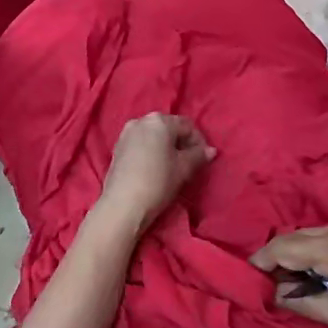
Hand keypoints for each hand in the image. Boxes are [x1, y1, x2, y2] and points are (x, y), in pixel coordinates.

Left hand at [96, 113, 214, 230]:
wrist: (123, 206)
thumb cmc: (158, 182)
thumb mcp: (184, 168)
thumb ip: (199, 155)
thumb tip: (210, 150)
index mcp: (159, 121)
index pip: (187, 126)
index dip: (199, 141)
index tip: (204, 159)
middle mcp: (140, 121)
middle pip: (169, 128)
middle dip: (181, 143)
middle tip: (190, 163)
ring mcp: (126, 134)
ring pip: (154, 137)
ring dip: (166, 148)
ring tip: (173, 167)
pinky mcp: (117, 149)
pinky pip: (141, 145)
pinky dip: (151, 152)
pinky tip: (155, 169)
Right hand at [249, 219, 327, 327]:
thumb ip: (305, 302)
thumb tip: (276, 293)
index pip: (285, 245)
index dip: (261, 262)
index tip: (247, 282)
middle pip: (299, 236)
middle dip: (281, 260)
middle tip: (273, 291)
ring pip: (317, 234)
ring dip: (303, 256)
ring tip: (300, 287)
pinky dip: (324, 252)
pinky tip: (327, 276)